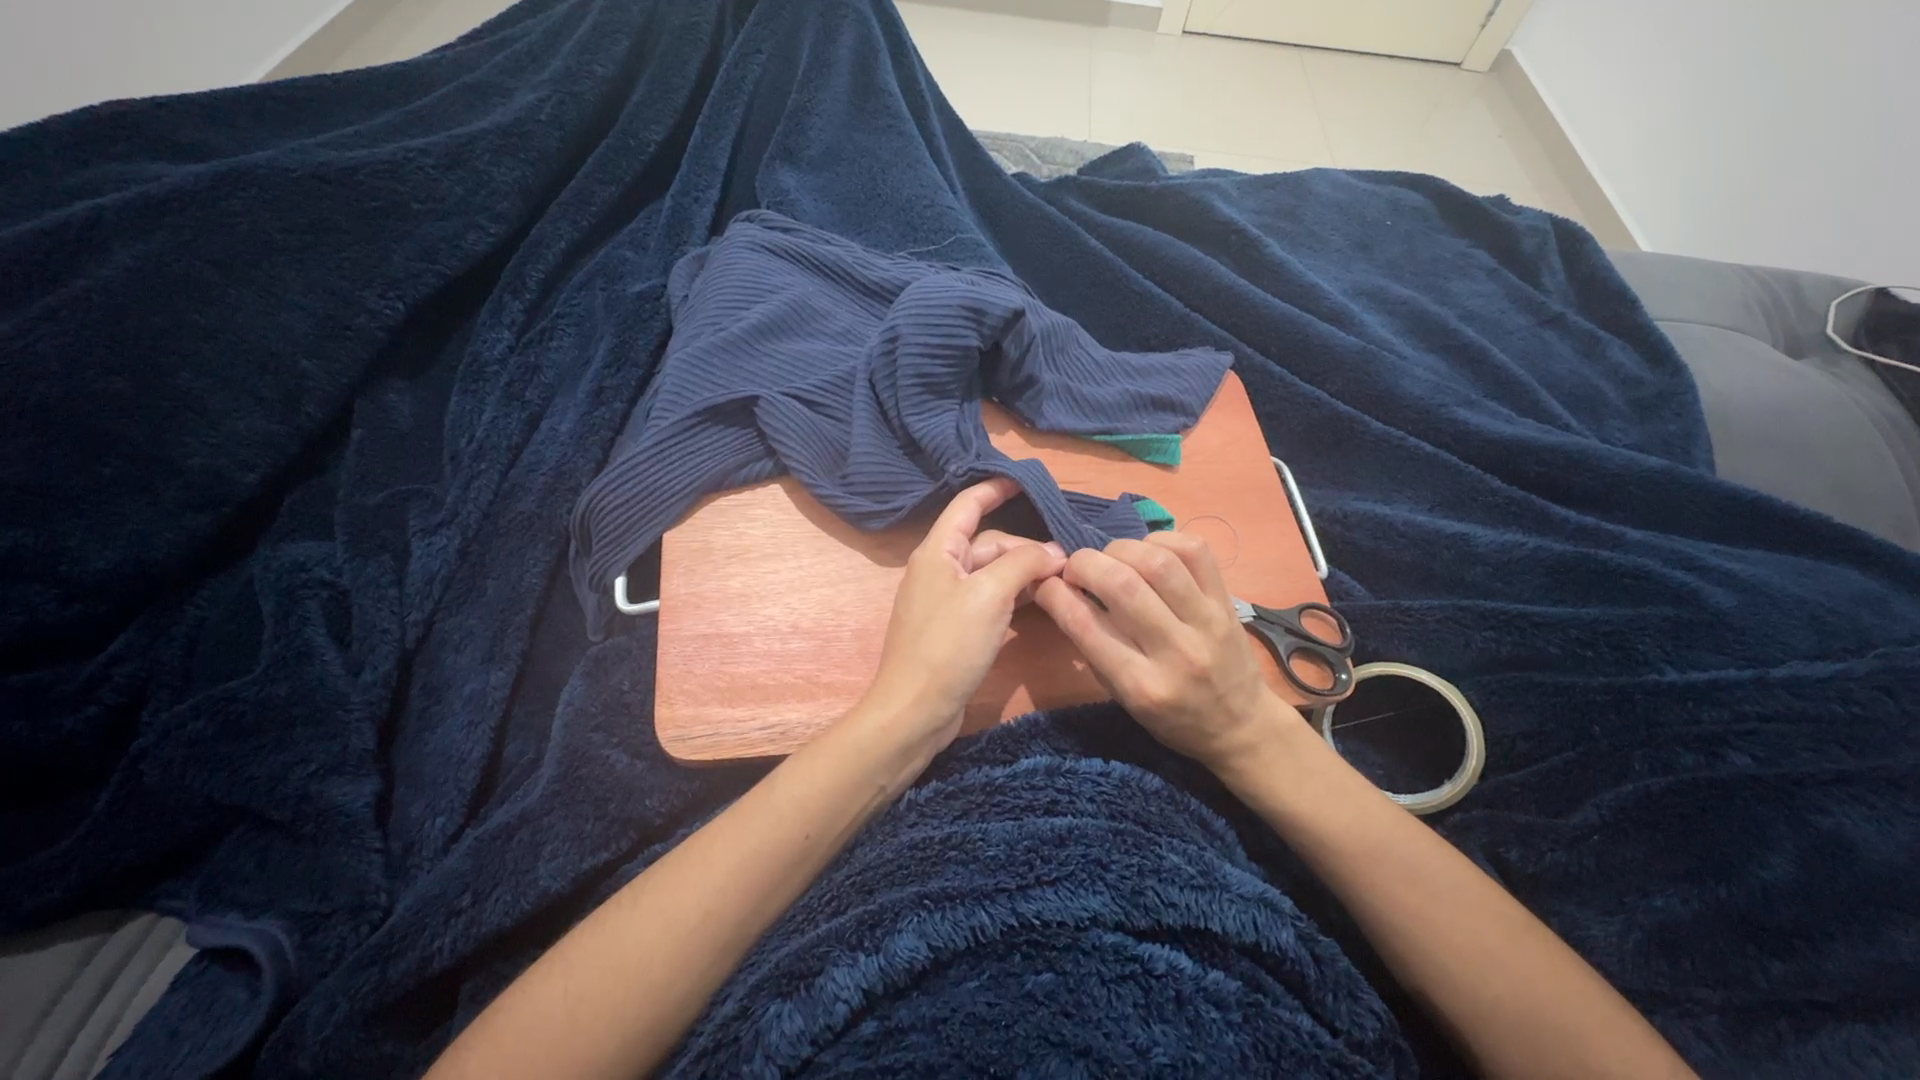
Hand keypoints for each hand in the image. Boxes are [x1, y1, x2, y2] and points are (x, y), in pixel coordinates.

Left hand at [861, 478, 1066, 754]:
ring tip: (1062, 580)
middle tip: (1067, 560)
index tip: (1025, 480)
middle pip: (987, 542)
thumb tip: (1054, 551)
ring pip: (991, 573)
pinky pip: (988, 601)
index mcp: (937, 551)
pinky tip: (1040, 605)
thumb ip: (1023, 563)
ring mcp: (946, 602)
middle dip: (1024, 546)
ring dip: (1023, 572)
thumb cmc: (948, 645)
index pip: (967, 505)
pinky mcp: (954, 631)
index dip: (994, 489)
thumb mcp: (989, 595)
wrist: (915, 710)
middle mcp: (939, 570)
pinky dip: (1014, 597)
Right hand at [1034, 531, 1300, 771]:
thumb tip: (1060, 594)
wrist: (1242, 726)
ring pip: (1157, 561)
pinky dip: (1161, 540)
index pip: (1086, 625)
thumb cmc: (1172, 718)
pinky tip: (1148, 551)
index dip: (1055, 594)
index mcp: (1140, 685)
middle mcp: (1175, 651)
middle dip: (1085, 563)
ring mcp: (1206, 623)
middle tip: (1077, 569)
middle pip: (1121, 584)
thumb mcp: (1122, 698)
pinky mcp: (1226, 602)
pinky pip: (1194, 551)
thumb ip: (1092, 647)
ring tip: (1111, 558)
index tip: (1046, 584)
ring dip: (1121, 548)